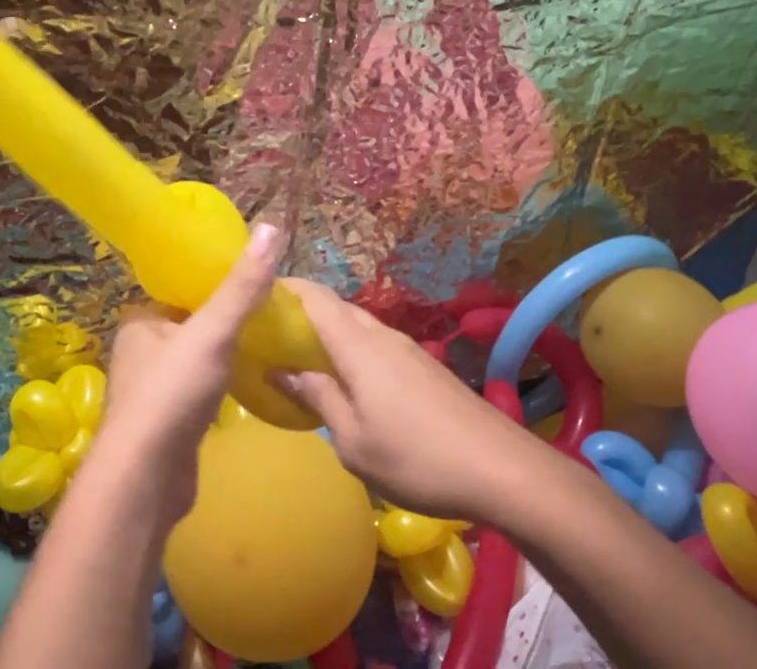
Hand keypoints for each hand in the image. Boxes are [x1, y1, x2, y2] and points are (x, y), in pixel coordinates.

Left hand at [92, 224, 283, 523]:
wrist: (146, 479)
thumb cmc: (171, 394)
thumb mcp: (211, 332)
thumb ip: (241, 287)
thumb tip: (271, 227)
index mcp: (140, 320)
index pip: (183, 289)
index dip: (219, 283)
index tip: (260, 280)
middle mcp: (140, 350)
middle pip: (193, 324)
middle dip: (228, 321)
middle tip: (274, 314)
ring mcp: (153, 389)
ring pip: (198, 359)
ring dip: (227, 355)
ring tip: (271, 344)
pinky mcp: (169, 422)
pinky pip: (201, 391)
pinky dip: (224, 385)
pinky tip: (251, 384)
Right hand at [273, 278, 548, 519]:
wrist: (503, 470)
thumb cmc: (417, 458)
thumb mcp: (353, 440)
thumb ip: (318, 398)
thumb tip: (282, 370)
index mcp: (359, 346)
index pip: (315, 296)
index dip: (284, 286)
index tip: (253, 293)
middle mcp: (383, 336)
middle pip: (335, 307)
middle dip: (300, 311)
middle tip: (267, 333)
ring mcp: (408, 350)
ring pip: (357, 326)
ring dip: (327, 333)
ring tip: (298, 356)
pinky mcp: (425, 368)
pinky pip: (376, 346)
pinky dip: (351, 351)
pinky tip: (344, 380)